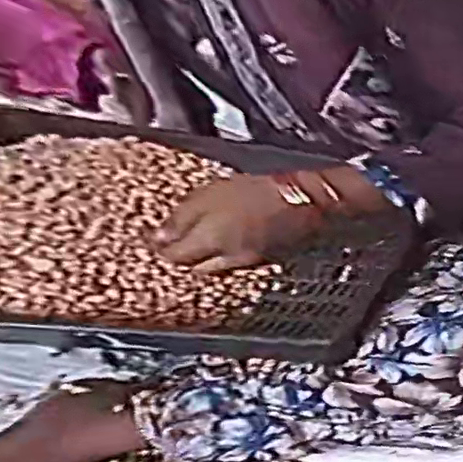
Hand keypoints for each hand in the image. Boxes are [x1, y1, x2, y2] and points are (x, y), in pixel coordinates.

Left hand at [157, 173, 323, 272]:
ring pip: (224, 268)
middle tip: (183, 241)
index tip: (157, 239)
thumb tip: (158, 240)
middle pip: (200, 268)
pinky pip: (245, 263)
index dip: (162, 248)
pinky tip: (237, 241)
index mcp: (209, 243)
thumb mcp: (206, 197)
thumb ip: (180, 220)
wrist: (305, 202)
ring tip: (211, 240)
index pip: (175, 257)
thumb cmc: (252, 193)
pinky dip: (235, 256)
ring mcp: (255, 262)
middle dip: (189, 257)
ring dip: (213, 258)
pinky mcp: (273, 259)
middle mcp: (230, 260)